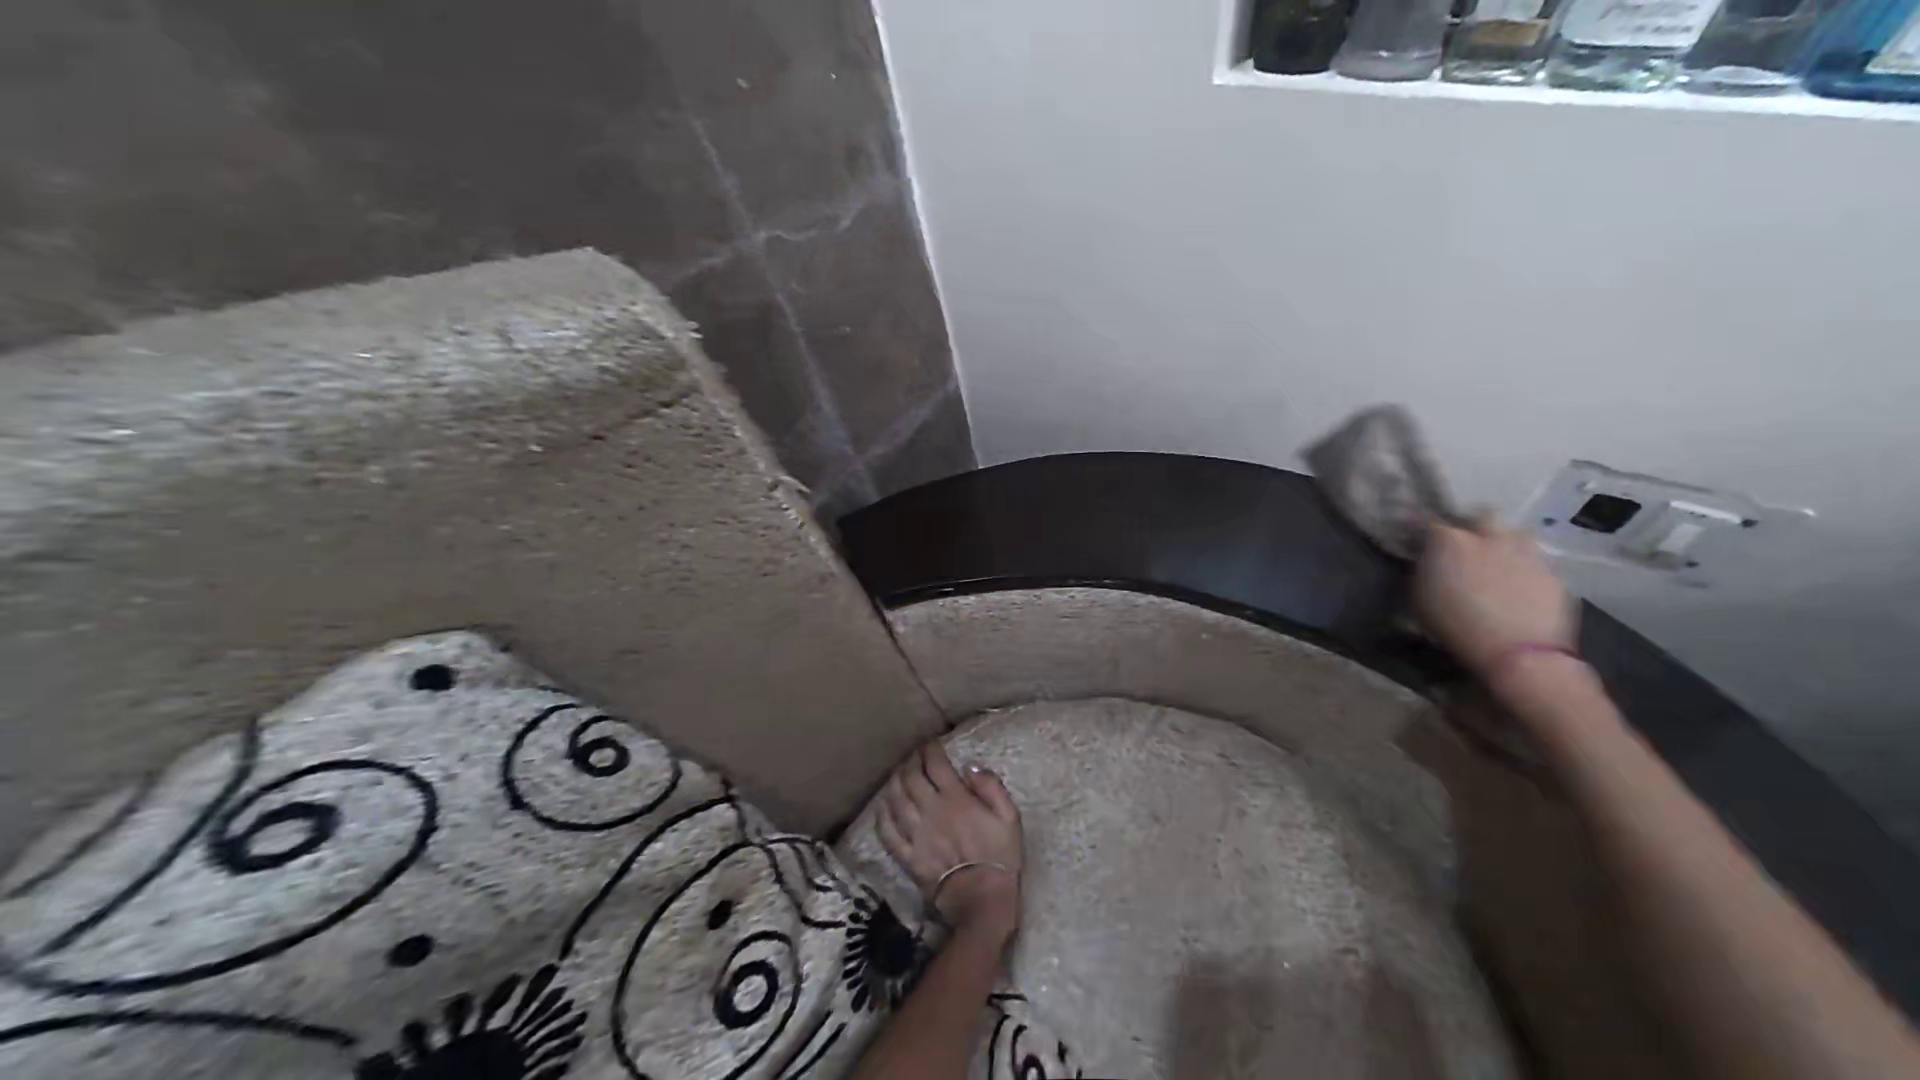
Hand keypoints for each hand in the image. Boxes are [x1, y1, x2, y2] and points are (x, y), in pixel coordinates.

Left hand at [877, 742, 1022, 939]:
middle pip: (912, 778)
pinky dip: (883, 815)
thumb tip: (969, 767)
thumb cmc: (1001, 856)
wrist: (983, 899)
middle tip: (914, 756)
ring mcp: (916, 833)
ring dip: (895, 782)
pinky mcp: (907, 855)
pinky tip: (883, 805)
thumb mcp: (1010, 817)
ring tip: (898, 774)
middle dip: (911, 762)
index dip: (930, 750)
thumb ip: (991, 786)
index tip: (930, 744)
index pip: (935, 765)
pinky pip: (888, 832)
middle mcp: (931, 810)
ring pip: (896, 799)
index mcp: (956, 798)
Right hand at [1415, 516, 1577, 683]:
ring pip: (1517, 533)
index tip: (1421, 538)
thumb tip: (1427, 560)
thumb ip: (1423, 571)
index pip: (1429, 521)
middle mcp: (1489, 538)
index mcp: (1450, 541)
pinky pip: (1537, 561)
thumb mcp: (1420, 599)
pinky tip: (1521, 587)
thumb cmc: (1455, 625)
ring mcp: (1525, 552)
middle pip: (1483, 515)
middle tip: (1470, 542)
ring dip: (1507, 542)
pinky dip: (1527, 568)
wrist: (1517, 651)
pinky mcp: (1552, 572)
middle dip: (1476, 524)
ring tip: (1502, 560)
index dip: (1424, 529)